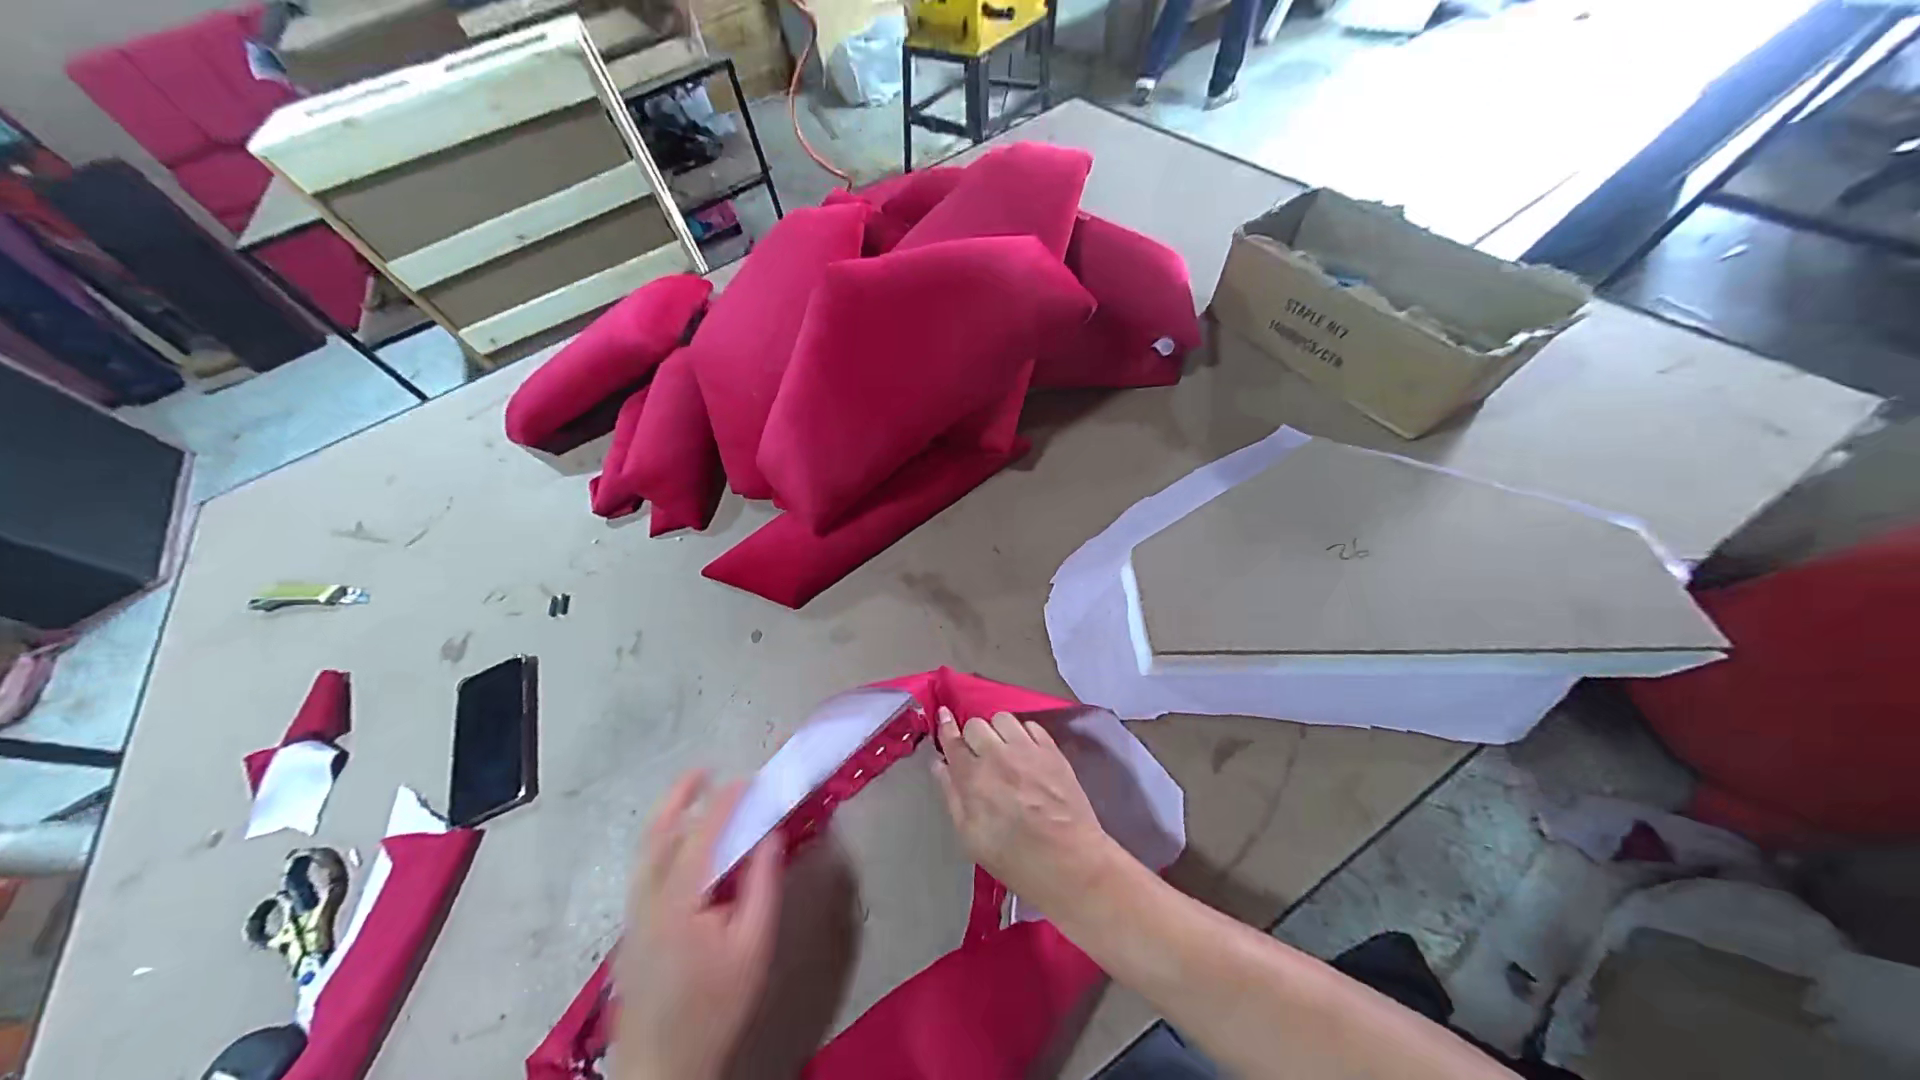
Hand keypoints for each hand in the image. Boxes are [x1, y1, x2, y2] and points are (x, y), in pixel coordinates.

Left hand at [615, 771, 781, 1079]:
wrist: (664, 1065)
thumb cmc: (717, 1005)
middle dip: (679, 798)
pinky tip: (682, 844)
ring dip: (669, 817)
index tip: (748, 779)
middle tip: (703, 770)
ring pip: (646, 851)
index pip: (704, 833)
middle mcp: (647, 898)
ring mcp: (633, 914)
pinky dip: (663, 841)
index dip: (727, 802)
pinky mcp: (632, 929)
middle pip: (659, 834)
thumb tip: (770, 836)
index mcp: (679, 898)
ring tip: (692, 795)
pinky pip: (646, 869)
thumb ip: (762, 884)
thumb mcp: (754, 945)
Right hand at [931, 707, 1122, 916]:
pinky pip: (1031, 725)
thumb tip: (940, 765)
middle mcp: (998, 756)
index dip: (946, 727)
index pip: (953, 741)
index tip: (944, 715)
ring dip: (998, 731)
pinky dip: (1024, 733)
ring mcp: (1028, 750)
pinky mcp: (1052, 750)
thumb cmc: (1014, 859)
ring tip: (1003, 749)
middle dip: (973, 737)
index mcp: (973, 778)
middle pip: (976, 724)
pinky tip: (1026, 751)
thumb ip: (952, 796)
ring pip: (1003, 719)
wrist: (1069, 862)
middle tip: (979, 755)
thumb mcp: (970, 837)